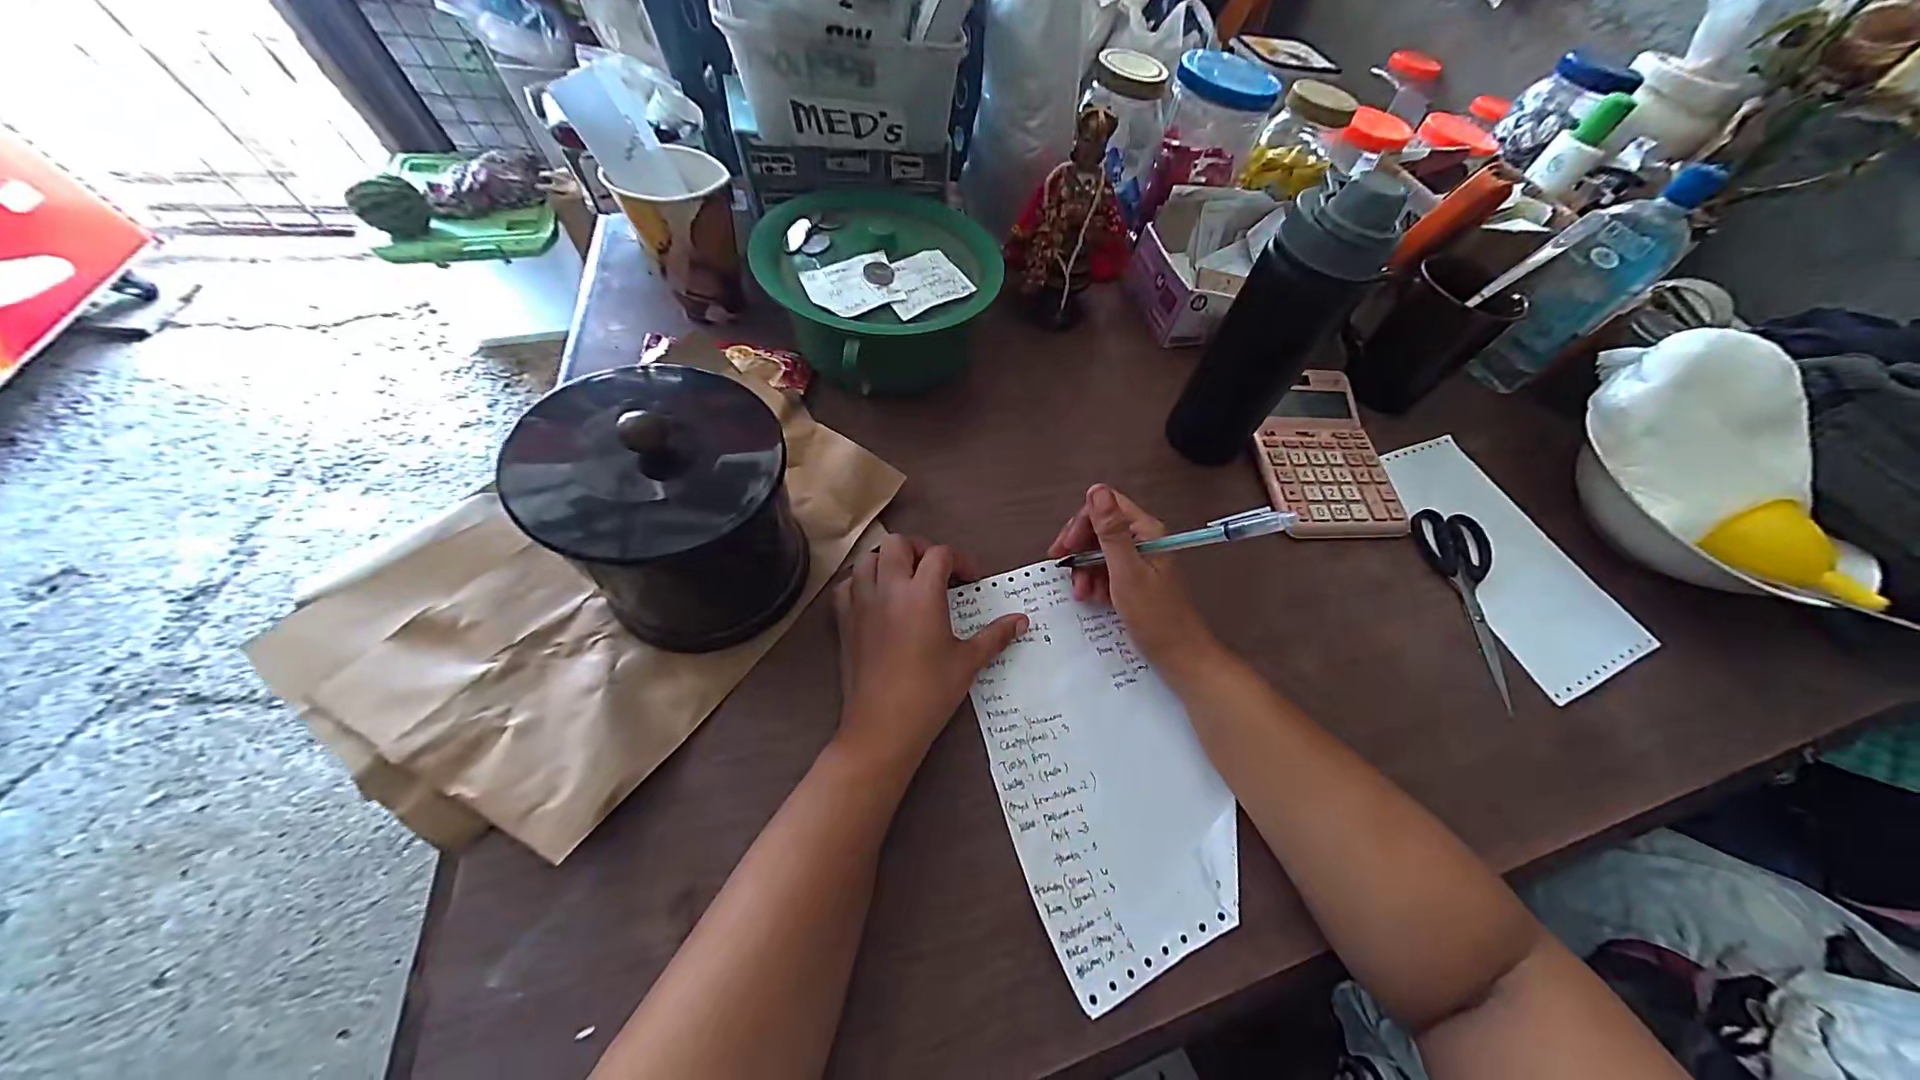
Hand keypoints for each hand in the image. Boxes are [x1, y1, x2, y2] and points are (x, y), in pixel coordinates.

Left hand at [832, 535, 1027, 768]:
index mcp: (922, 593)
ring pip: (868, 558)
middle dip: (919, 549)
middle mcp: (888, 589)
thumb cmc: (930, 693)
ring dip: (888, 561)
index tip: (970, 580)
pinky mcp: (844, 620)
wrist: (883, 726)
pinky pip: (847, 585)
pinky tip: (876, 599)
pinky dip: (861, 582)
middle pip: (898, 543)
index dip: (960, 561)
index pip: (940, 554)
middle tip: (936, 571)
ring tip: (906, 580)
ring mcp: (861, 603)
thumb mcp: (968, 662)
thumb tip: (1021, 621)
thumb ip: (995, 635)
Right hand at [1047, 484, 1220, 672]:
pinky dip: (1094, 582)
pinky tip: (1091, 597)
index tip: (1065, 546)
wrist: (1180, 655)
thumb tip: (1098, 491)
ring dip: (1084, 568)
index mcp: (1146, 532)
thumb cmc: (1157, 617)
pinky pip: (1107, 570)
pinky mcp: (1135, 579)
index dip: (1081, 523)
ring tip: (1081, 590)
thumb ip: (1110, 531)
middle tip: (1065, 566)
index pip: (1107, 507)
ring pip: (1100, 551)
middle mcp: (1144, 541)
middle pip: (1100, 529)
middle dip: (1079, 548)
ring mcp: (1140, 560)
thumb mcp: (1126, 571)